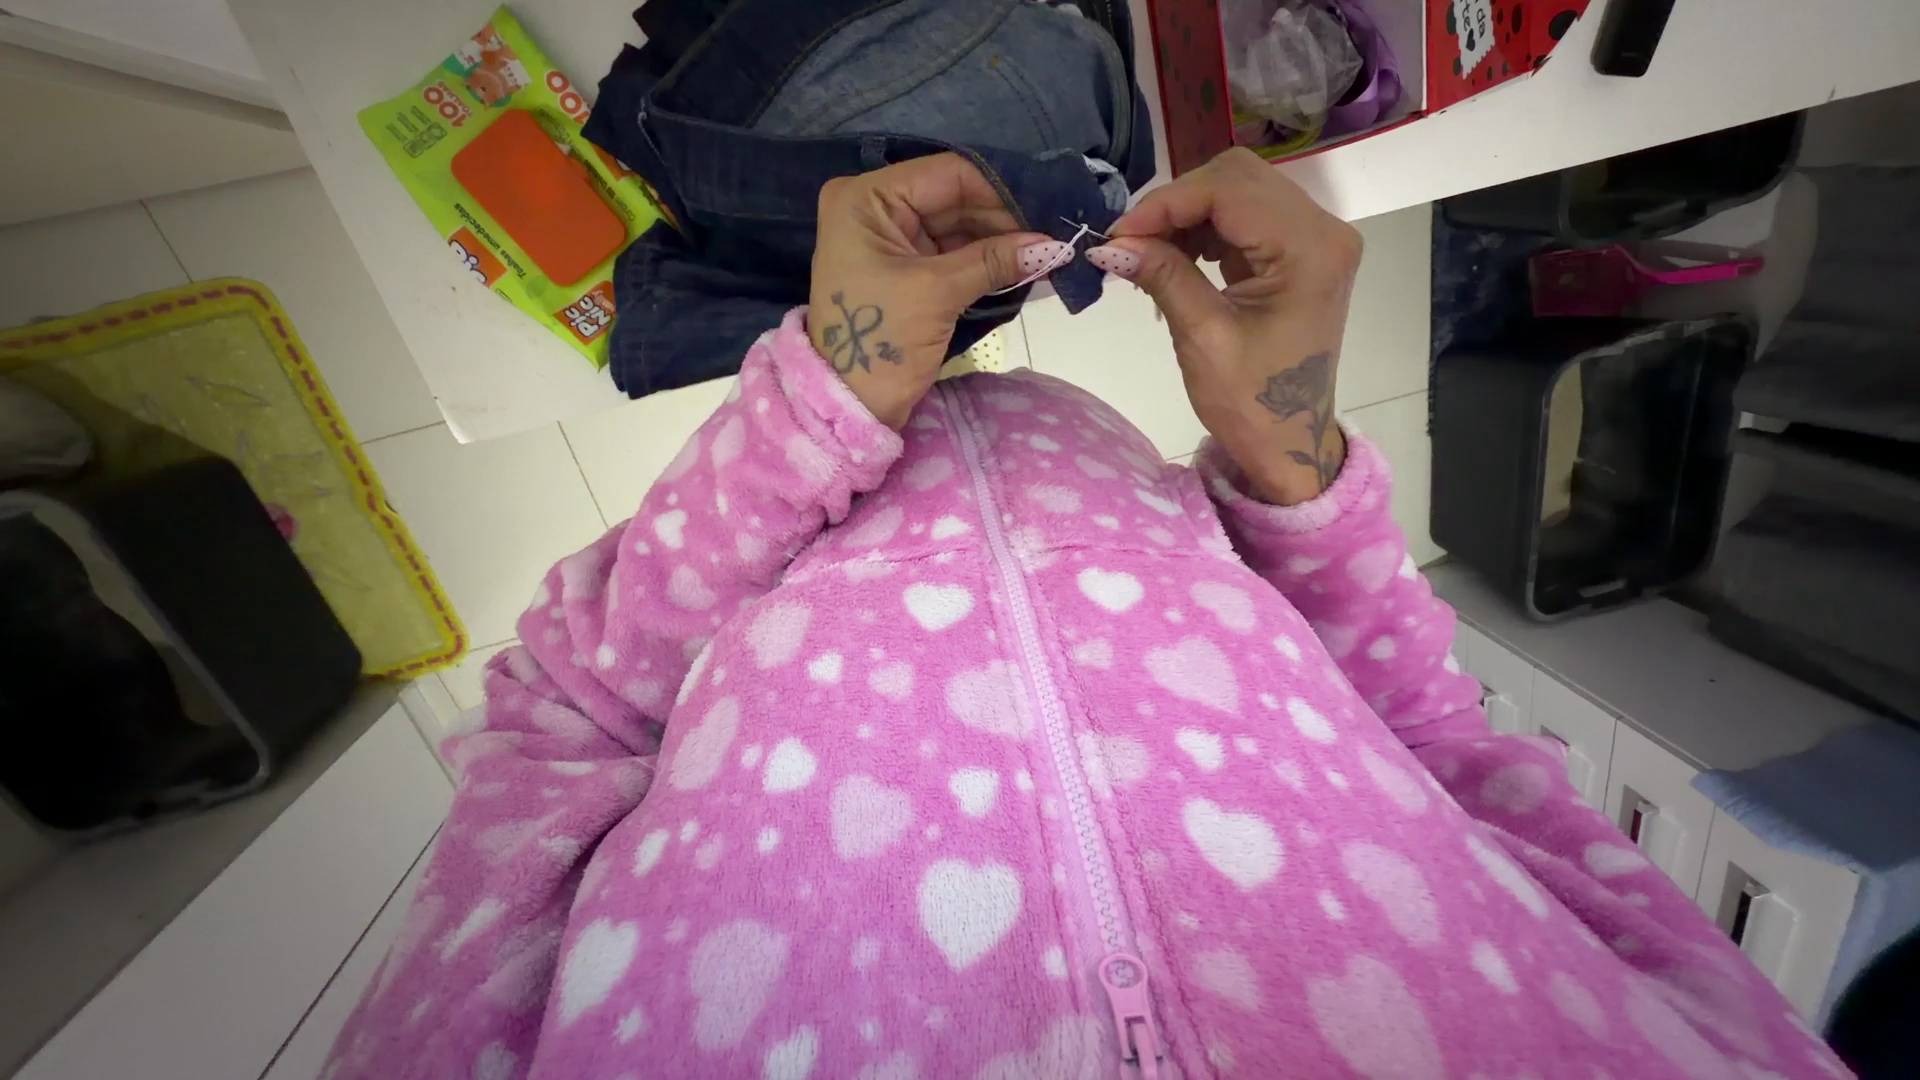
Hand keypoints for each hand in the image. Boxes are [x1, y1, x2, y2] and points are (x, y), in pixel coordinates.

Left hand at [809, 154, 1072, 427]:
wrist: (852, 406)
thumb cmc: (882, 343)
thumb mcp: (937, 294)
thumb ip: (995, 261)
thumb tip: (1054, 245)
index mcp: (867, 199)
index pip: (947, 176)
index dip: (1000, 193)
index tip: (1046, 213)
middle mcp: (875, 209)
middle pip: (954, 200)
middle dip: (1004, 221)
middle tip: (1054, 237)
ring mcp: (889, 242)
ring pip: (957, 229)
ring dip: (1000, 244)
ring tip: (1046, 254)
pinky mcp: (904, 272)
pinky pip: (952, 256)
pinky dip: (984, 263)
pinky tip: (1022, 268)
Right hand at [1084, 148, 1363, 504]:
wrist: (1289, 441)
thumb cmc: (1251, 403)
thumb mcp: (1202, 338)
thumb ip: (1163, 277)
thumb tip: (1111, 243)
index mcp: (1310, 250)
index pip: (1230, 191)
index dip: (1166, 203)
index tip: (1116, 234)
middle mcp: (1322, 229)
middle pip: (1237, 179)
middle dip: (1175, 203)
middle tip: (1128, 241)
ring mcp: (1314, 239)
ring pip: (1239, 192)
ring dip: (1186, 215)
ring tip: (1146, 252)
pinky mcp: (1298, 252)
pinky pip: (1245, 219)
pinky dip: (1203, 230)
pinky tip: (1174, 256)